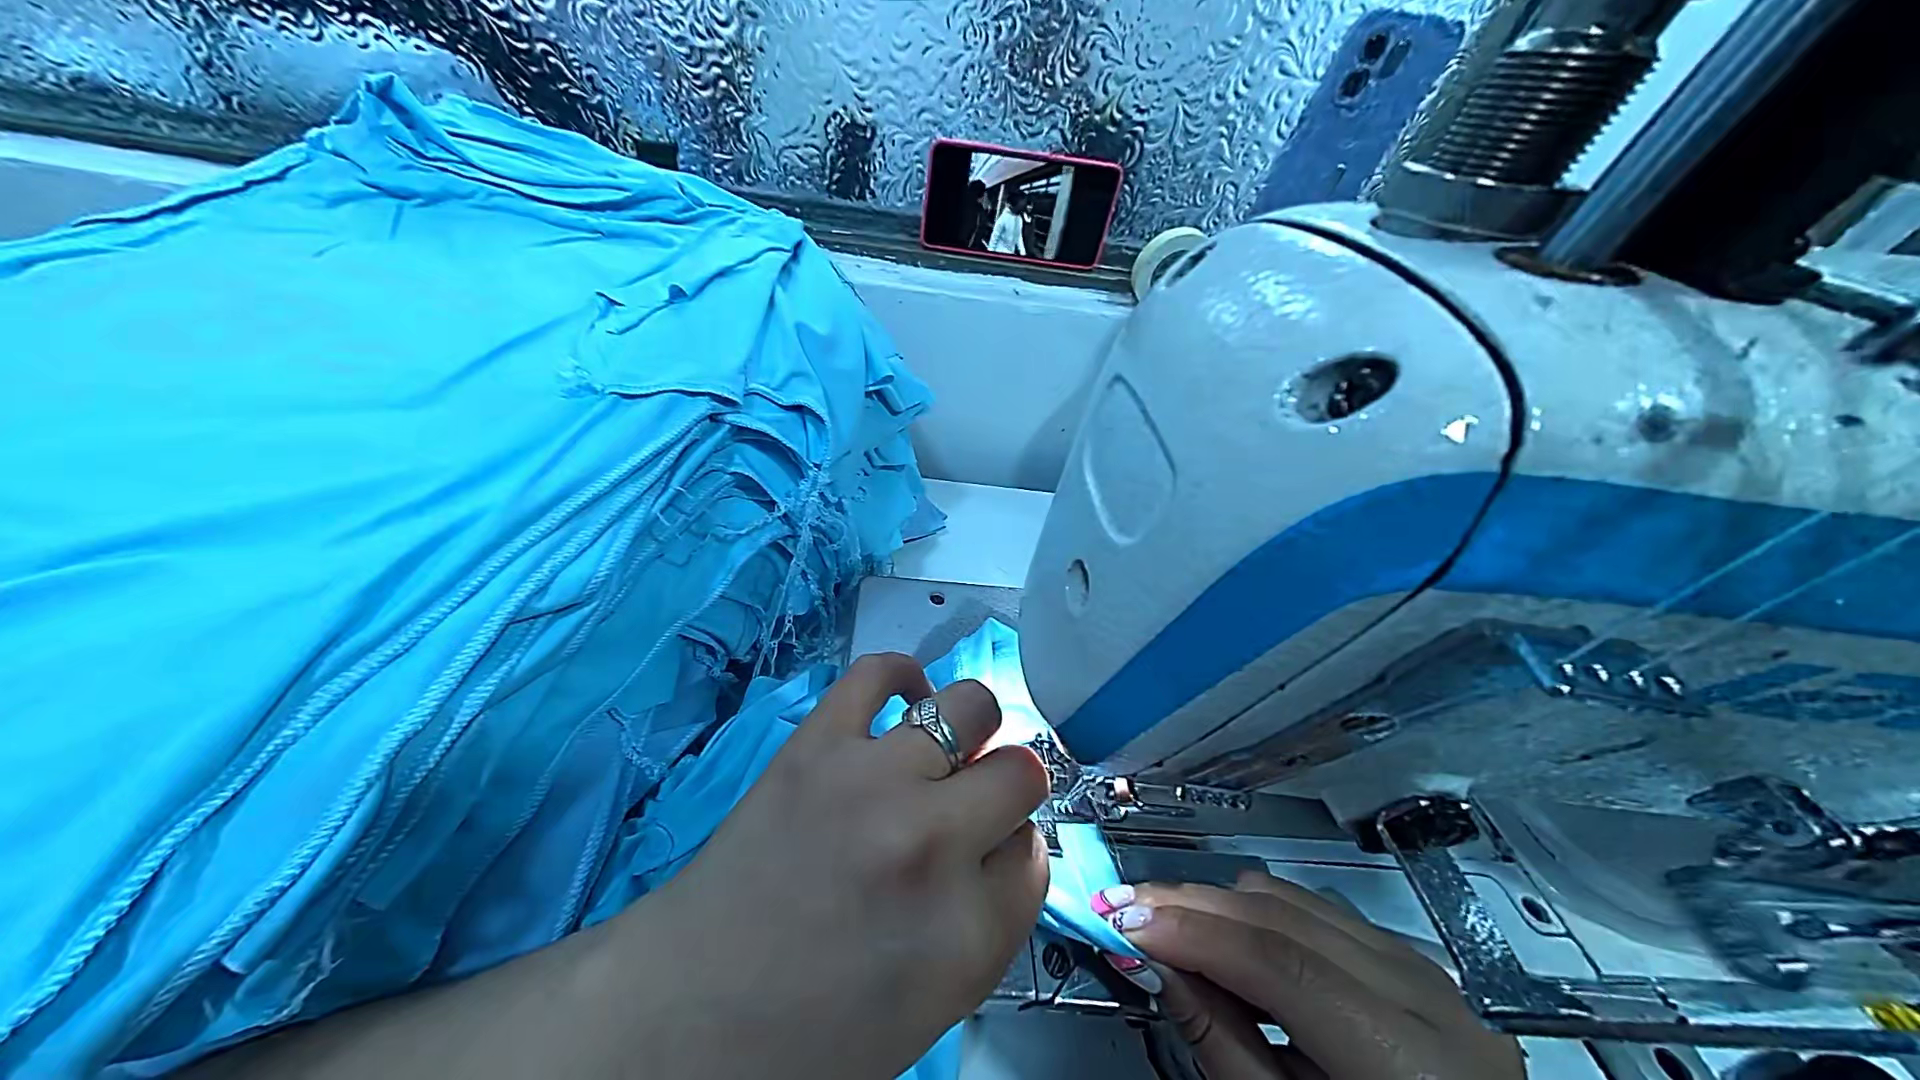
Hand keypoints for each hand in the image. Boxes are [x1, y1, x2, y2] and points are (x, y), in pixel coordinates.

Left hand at [618, 653, 1050, 1078]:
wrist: (688, 1011)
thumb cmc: (819, 1027)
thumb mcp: (940, 998)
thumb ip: (993, 913)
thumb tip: (1008, 832)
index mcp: (970, 932)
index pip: (1035, 851)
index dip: (1010, 850)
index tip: (983, 856)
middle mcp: (932, 845)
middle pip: (1019, 773)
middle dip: (1004, 790)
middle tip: (964, 805)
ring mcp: (873, 782)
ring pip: (971, 709)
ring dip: (971, 732)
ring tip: (941, 754)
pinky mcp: (816, 744)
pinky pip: (878, 673)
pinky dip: (903, 676)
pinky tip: (908, 697)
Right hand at [1098, 871, 1524, 1079]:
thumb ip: (1221, 1045)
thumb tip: (1153, 964)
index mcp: (1408, 1058)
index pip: (1280, 961)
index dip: (1193, 933)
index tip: (1123, 921)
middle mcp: (1425, 995)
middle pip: (1282, 915)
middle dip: (1190, 904)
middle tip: (1121, 904)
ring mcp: (1418, 966)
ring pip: (1292, 899)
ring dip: (1215, 902)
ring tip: (1159, 917)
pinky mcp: (1401, 955)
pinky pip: (1311, 908)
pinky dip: (1252, 910)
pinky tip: (1216, 929)